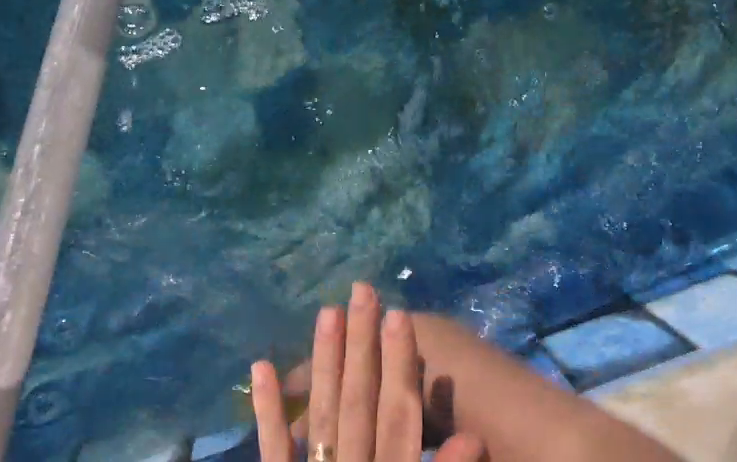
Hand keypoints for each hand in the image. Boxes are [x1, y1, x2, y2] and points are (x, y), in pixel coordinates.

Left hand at [252, 282, 484, 461]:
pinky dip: (268, 410)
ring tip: (325, 312)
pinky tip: (262, 367)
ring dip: (322, 363)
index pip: (400, 415)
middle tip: (362, 291)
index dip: (400, 365)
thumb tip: (474, 439)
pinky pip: (273, 453)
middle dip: (362, 346)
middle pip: (359, 402)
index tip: (399, 315)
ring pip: (320, 415)